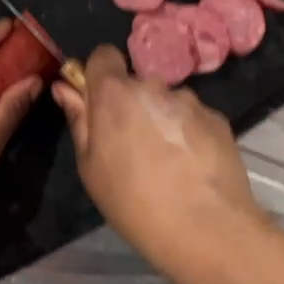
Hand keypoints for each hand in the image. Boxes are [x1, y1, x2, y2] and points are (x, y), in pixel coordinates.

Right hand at [53, 46, 265, 265]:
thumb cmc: (133, 201)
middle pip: (135, 84)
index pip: (102, 55)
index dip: (98, 76)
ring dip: (161, 119)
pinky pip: (192, 118)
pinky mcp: (218, 118)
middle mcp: (152, 86)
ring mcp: (189, 101)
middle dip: (131, 105)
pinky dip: (188, 134)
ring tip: (167, 162)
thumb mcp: (90, 167)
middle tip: (132, 147)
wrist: (207, 228)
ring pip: (165, 101)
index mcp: (114, 93)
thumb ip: (78, 120)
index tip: (99, 105)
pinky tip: (190, 167)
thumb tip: (65, 88)